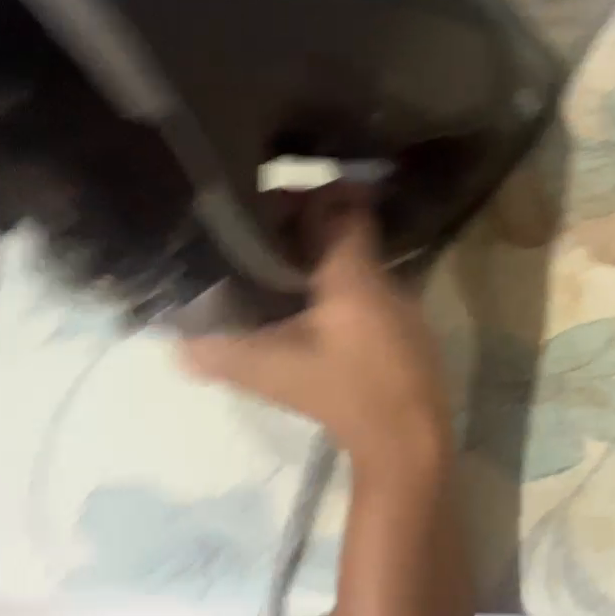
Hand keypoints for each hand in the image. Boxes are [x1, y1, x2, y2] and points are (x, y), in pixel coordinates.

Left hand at [181, 184, 452, 474]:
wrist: (408, 433)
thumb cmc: (374, 371)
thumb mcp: (356, 293)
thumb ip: (338, 232)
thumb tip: (338, 182)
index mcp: (209, 332)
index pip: (206, 245)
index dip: (250, 205)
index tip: (298, 182)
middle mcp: (214, 332)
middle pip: (237, 248)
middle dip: (283, 214)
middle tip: (332, 187)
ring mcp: (250, 334)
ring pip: (266, 260)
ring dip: (303, 231)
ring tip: (342, 198)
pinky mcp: (285, 332)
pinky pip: (286, 276)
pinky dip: (312, 253)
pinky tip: (344, 228)